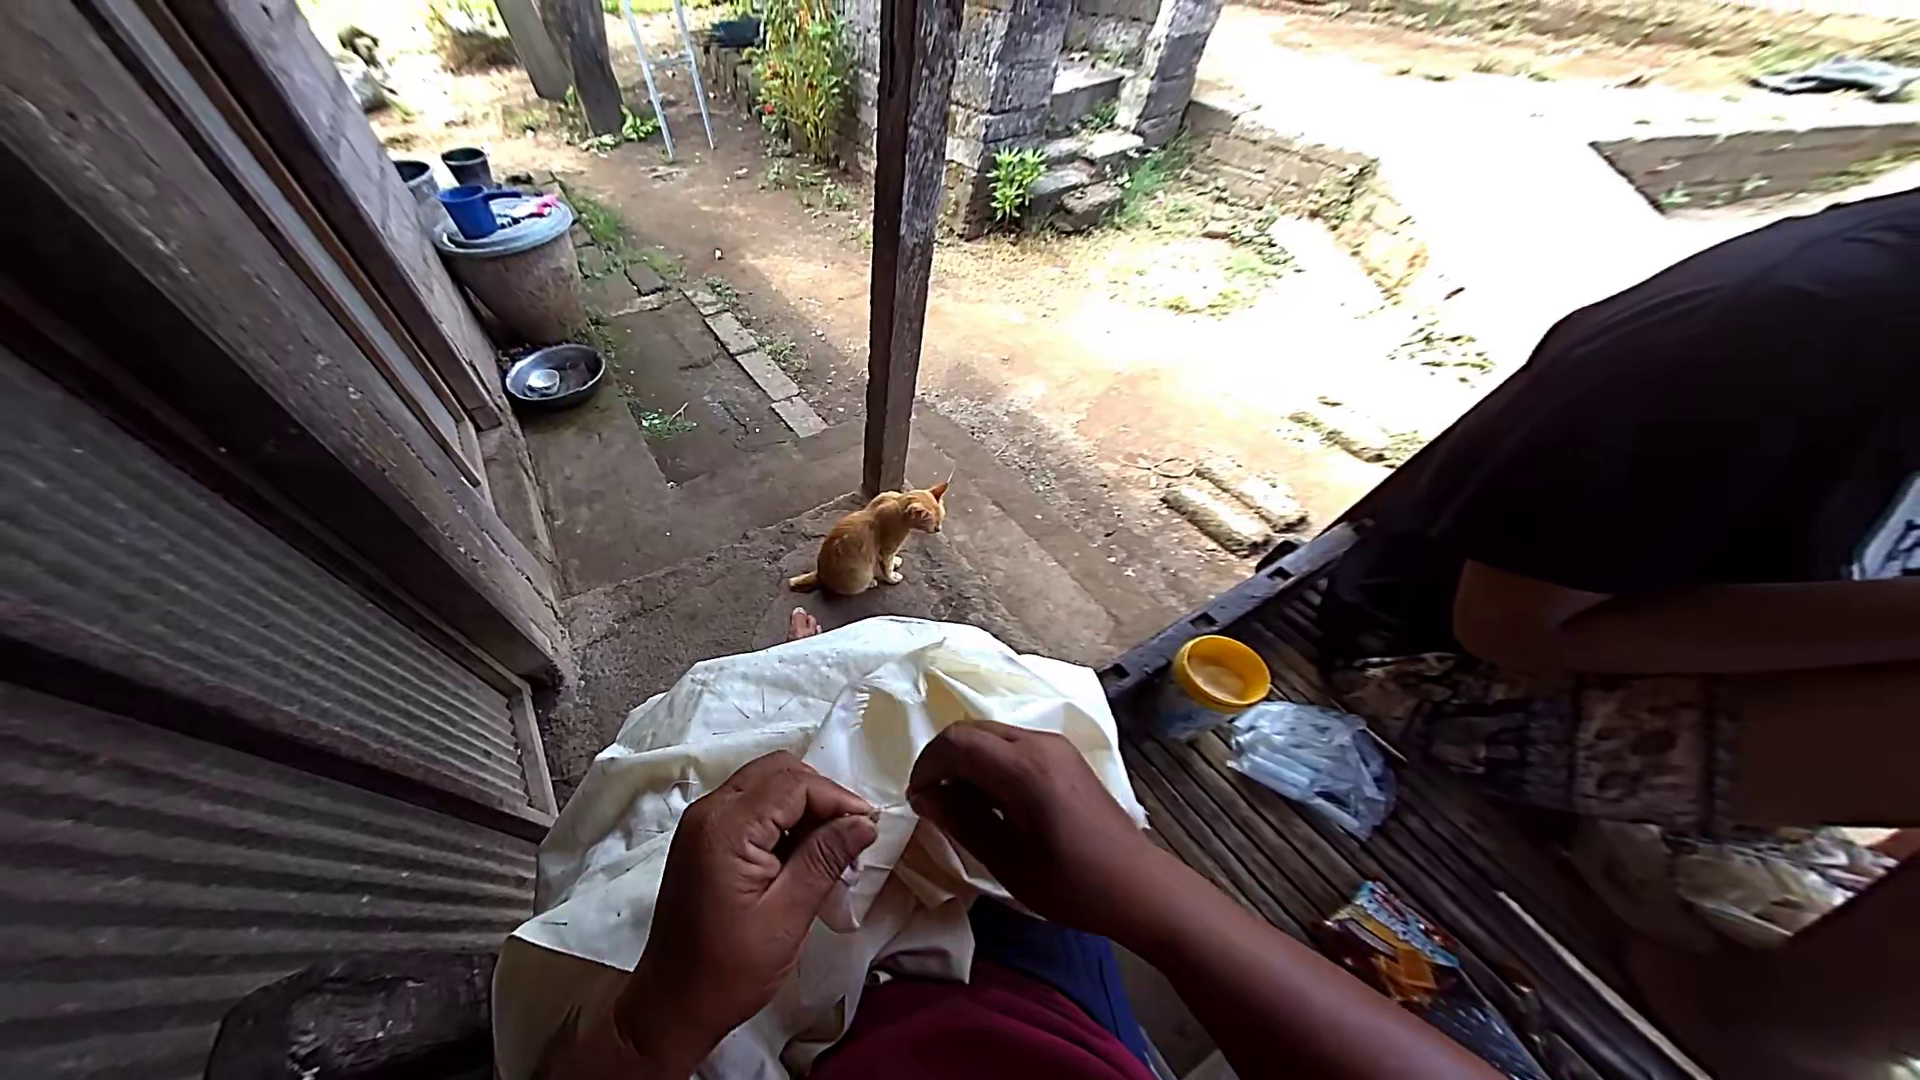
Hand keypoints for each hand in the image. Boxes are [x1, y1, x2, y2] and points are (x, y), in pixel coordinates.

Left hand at [609, 752, 879, 1074]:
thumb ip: (825, 859)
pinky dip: (786, 811)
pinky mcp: (707, 831)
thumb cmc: (728, 972)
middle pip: (780, 770)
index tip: (867, 824)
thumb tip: (864, 823)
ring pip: (769, 779)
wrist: (672, 1008)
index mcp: (725, 828)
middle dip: (822, 793)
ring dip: (805, 800)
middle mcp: (710, 810)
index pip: (794, 784)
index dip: (837, 798)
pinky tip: (803, 846)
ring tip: (831, 840)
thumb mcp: (787, 917)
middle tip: (850, 830)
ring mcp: (704, 819)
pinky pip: (755, 799)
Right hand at [907, 720, 1170, 941]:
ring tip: (961, 806)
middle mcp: (1040, 743)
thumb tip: (923, 797)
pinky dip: (989, 762)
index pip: (958, 742)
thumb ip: (963, 822)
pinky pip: (1012, 743)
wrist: (1140, 886)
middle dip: (944, 760)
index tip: (917, 800)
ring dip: (966, 760)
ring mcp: (1054, 744)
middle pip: (972, 730)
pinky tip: (992, 799)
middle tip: (934, 803)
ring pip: (991, 734)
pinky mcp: (1062, 753)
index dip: (928, 765)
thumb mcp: (1010, 864)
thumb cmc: (1074, 885)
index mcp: (1026, 769)